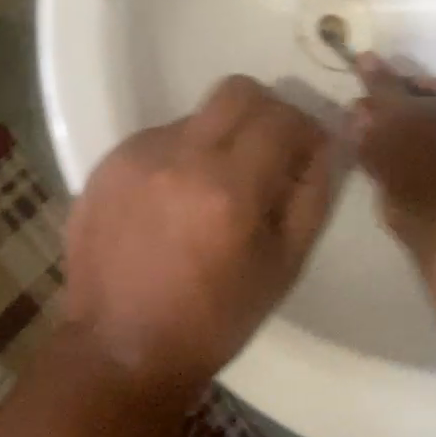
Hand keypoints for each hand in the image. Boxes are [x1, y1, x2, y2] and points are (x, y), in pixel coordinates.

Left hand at [63, 76, 338, 389]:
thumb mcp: (280, 269)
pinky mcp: (108, 160)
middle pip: (237, 91)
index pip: (280, 116)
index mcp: (228, 187)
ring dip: (219, 137)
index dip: (304, 127)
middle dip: (265, 112)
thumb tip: (327, 145)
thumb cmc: (210, 321)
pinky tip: (175, 200)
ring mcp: (138, 153)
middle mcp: (180, 155)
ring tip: (215, 188)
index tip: (308, 149)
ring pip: (197, 114)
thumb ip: (310, 198)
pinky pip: (160, 137)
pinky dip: (180, 155)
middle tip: (270, 151)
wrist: (115, 345)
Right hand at [352, 53, 435, 247]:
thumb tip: (366, 55)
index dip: (389, 86)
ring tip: (359, 139)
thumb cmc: (418, 152)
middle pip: (422, 110)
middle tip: (357, 118)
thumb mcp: (391, 107)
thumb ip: (379, 82)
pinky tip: (372, 160)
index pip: (424, 83)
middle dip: (386, 113)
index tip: (363, 95)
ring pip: (419, 137)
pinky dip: (398, 159)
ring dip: (388, 136)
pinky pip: (420, 162)